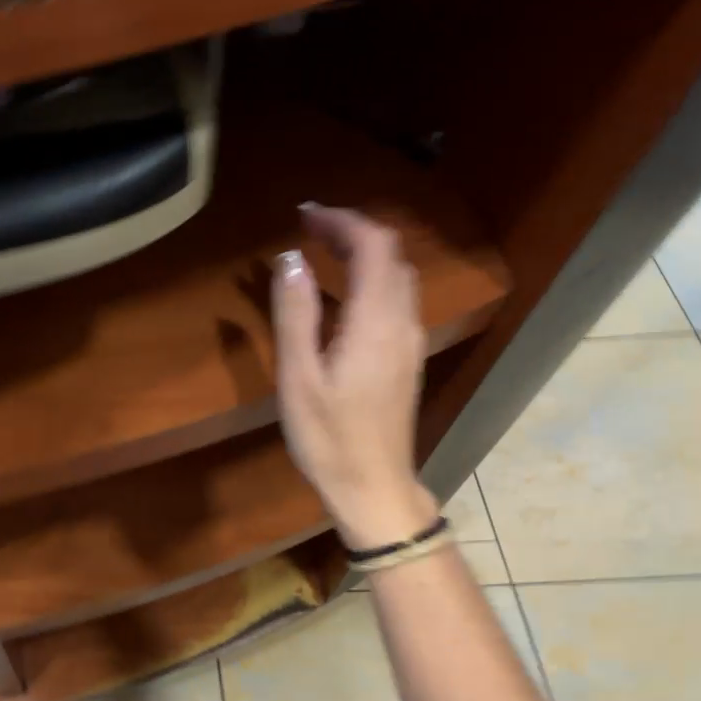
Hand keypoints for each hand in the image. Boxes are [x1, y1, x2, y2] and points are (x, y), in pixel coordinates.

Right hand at [273, 204, 439, 549]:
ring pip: (397, 276)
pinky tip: (341, 297)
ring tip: (322, 254)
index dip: (342, 220)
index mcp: (375, 321)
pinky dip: (370, 280)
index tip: (304, 214)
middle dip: (353, 231)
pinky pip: (395, 300)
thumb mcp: (299, 377)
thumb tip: (291, 258)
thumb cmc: (328, 437)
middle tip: (309, 230)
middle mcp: (402, 322)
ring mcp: (409, 341)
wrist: (373, 486)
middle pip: (391, 255)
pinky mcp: (406, 358)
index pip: (374, 245)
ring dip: (364, 254)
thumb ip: (295, 314)